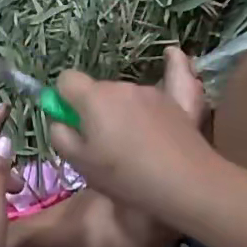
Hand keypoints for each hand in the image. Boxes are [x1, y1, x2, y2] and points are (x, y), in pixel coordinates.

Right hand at [47, 48, 220, 224]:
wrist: (186, 184)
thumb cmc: (125, 176)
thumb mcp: (79, 163)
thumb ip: (60, 135)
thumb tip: (60, 120)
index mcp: (93, 98)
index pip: (67, 79)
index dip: (64, 98)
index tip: (71, 122)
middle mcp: (121, 86)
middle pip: (97, 91)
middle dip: (94, 110)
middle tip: (101, 145)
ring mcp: (151, 92)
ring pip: (124, 96)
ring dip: (122, 112)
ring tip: (132, 145)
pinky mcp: (177, 100)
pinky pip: (167, 82)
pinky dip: (163, 80)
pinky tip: (169, 62)